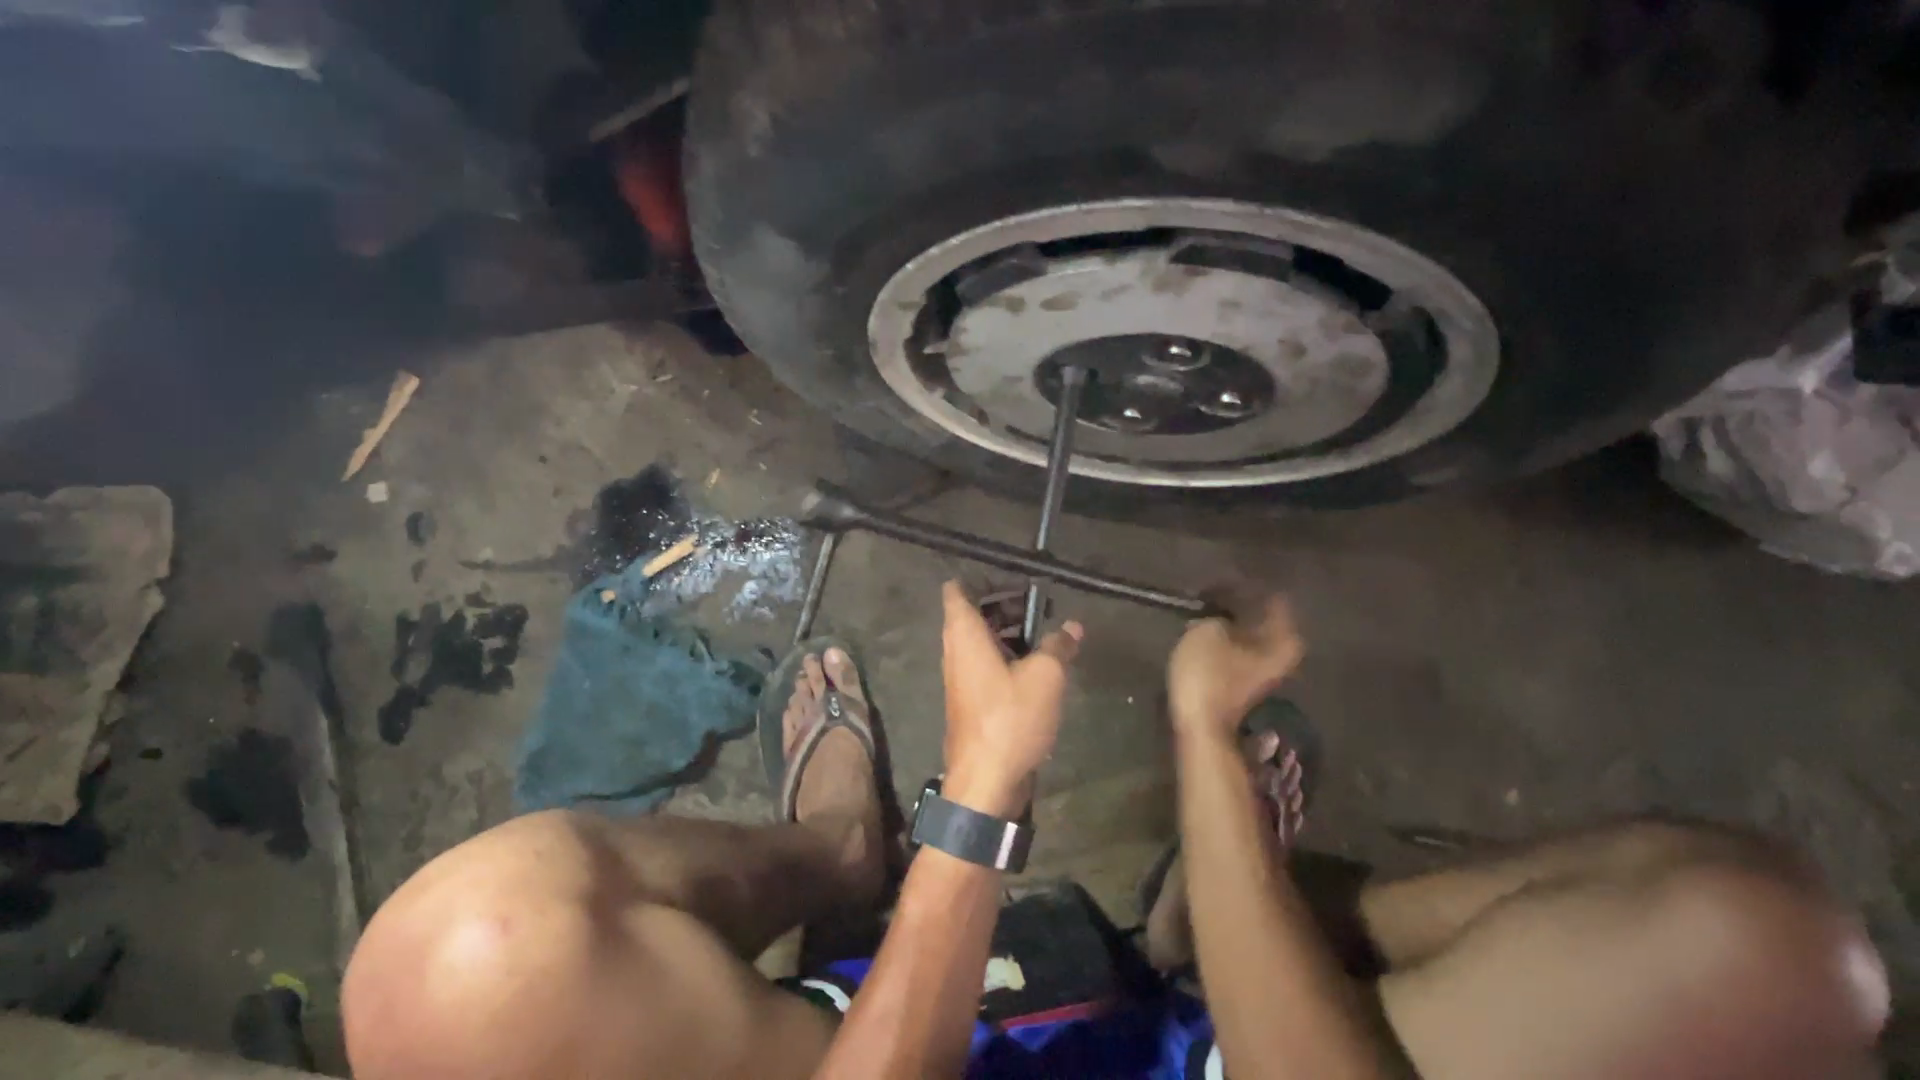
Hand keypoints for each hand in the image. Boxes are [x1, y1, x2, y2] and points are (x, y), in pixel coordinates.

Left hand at [939, 581, 1082, 813]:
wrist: (986, 781)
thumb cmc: (1010, 719)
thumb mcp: (1046, 676)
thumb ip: (1058, 646)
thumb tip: (1073, 627)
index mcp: (964, 635)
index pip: (958, 590)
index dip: (983, 579)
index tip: (1018, 580)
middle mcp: (956, 651)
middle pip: (973, 614)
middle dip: (1006, 605)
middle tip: (1042, 607)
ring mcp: (961, 679)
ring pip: (982, 643)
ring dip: (1010, 634)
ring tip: (1048, 637)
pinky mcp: (972, 703)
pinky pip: (987, 667)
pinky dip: (1008, 659)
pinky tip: (1040, 671)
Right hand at [1167, 588, 1302, 739]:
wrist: (1201, 724)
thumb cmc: (1208, 674)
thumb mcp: (1207, 630)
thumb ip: (1217, 611)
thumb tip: (1220, 609)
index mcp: (1283, 637)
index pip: (1270, 596)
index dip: (1244, 583)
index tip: (1219, 576)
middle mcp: (1284, 651)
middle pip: (1261, 613)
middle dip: (1235, 600)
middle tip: (1209, 588)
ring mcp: (1267, 666)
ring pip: (1249, 629)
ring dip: (1228, 616)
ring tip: (1203, 604)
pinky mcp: (1247, 675)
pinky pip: (1240, 644)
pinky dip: (1224, 632)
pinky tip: (1204, 624)